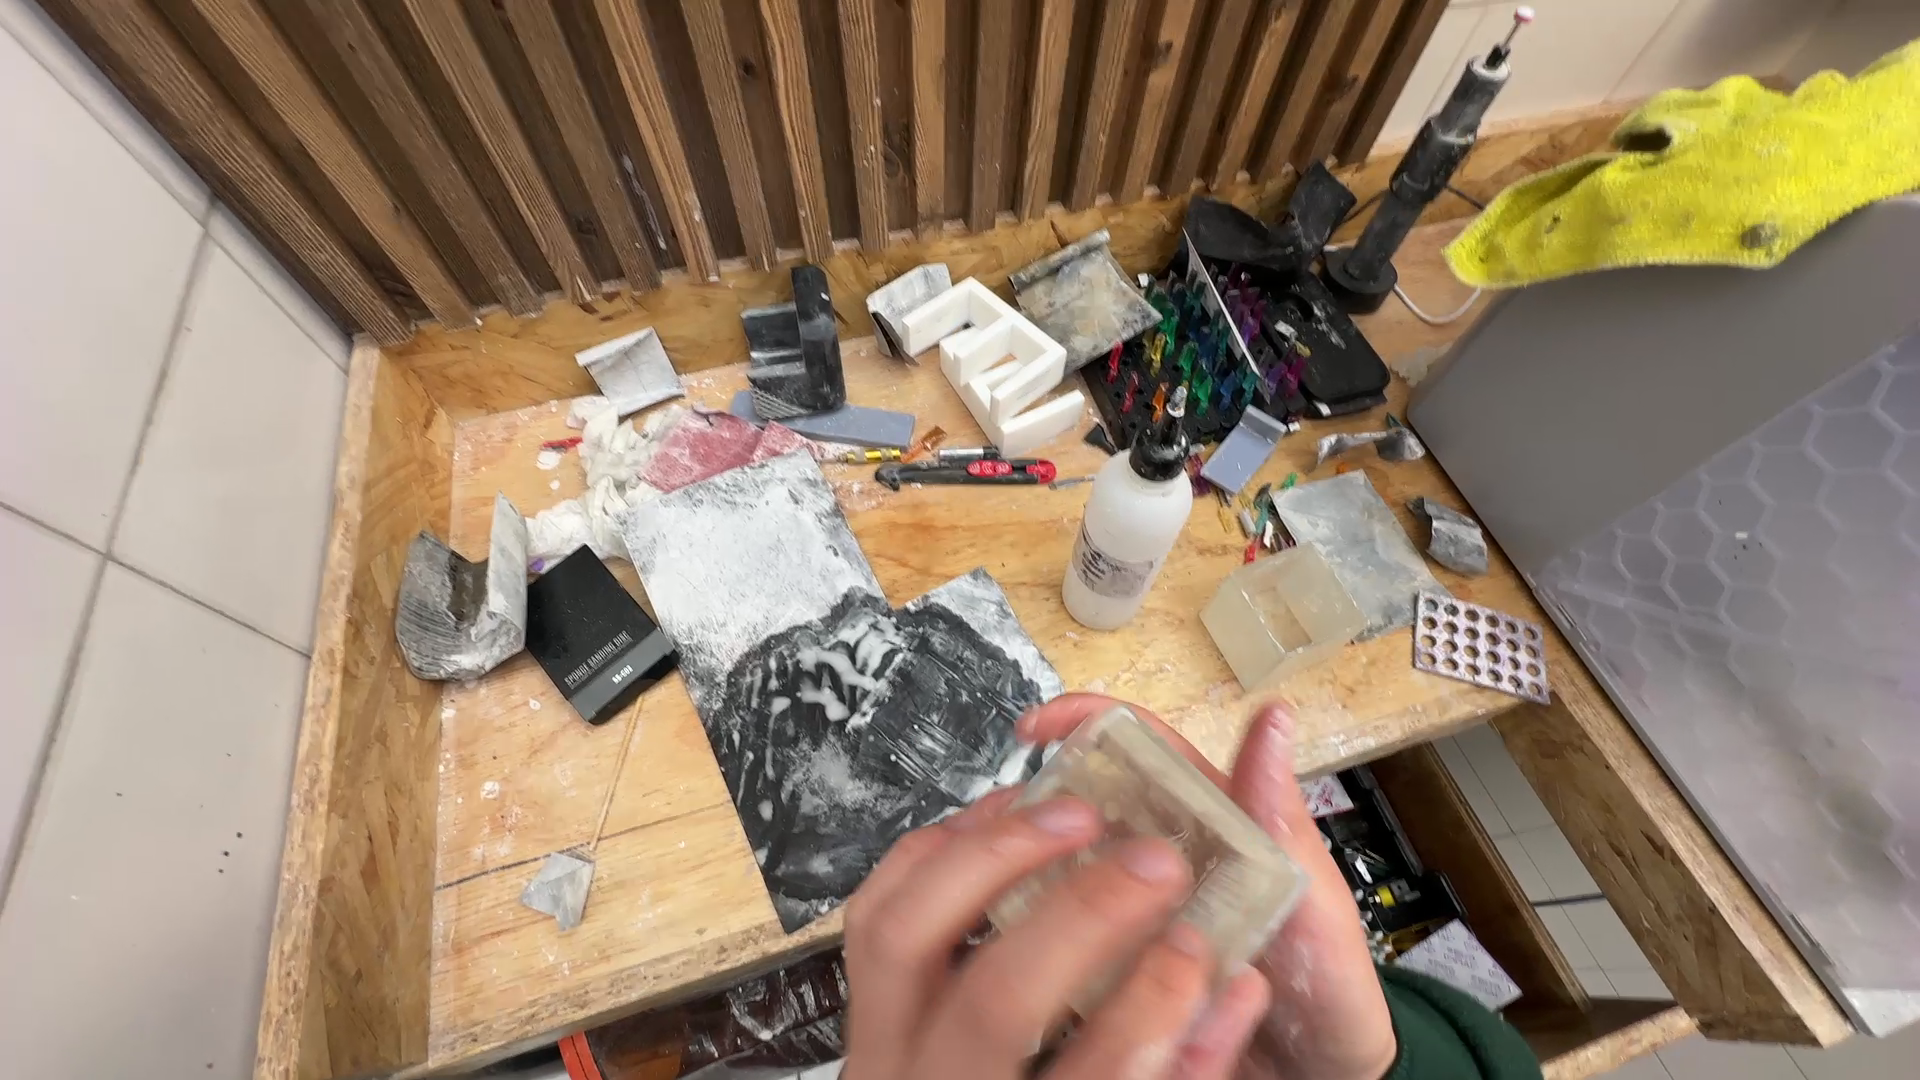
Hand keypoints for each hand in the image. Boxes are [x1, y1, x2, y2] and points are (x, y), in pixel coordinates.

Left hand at [840, 790, 1271, 1078]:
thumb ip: (1179, 1065)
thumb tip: (1236, 983)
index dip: (1147, 1012)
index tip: (1196, 945)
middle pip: (991, 1004)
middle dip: (1079, 915)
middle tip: (1149, 856)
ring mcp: (877, 1042)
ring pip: (903, 933)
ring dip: (993, 853)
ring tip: (1070, 809)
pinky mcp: (860, 996)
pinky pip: (875, 906)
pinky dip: (937, 847)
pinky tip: (998, 815)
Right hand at [1020, 695, 1398, 1079]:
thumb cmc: (1324, 979)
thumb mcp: (1311, 896)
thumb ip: (1280, 815)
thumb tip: (1274, 712)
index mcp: (1201, 817)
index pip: (1138, 746)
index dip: (1085, 721)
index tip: (1034, 729)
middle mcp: (1155, 853)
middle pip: (1083, 801)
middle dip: (1035, 799)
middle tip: (999, 828)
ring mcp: (1130, 908)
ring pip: (1061, 865)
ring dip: (1025, 864)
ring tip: (996, 885)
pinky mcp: (1113, 964)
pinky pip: (1063, 938)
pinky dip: (1031, 931)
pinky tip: (1010, 943)